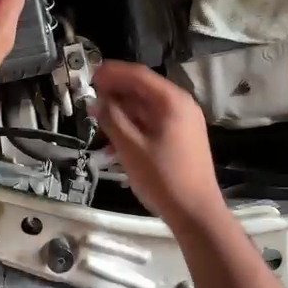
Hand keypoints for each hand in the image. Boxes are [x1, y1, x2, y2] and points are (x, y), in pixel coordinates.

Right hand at [92, 62, 225, 226]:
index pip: (139, 75)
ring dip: (122, 112)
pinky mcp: (181, 139)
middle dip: (116, 93)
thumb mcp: (131, 148)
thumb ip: (112, 119)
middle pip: (143, 90)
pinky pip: (153, 124)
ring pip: (147, 108)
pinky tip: (114, 143)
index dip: (113, 72)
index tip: (90, 74)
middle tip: (91, 98)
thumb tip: (98, 101)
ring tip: (97, 120)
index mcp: (173, 101)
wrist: (196, 215)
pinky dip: (134, 128)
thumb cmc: (164, 178)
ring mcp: (183, 123)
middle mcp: (181, 106)